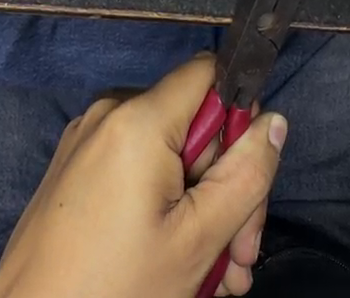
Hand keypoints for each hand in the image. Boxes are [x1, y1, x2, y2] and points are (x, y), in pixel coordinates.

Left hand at [0, 52, 288, 297]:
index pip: (210, 73)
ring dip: (201, 209)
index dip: (239, 116)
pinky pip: (137, 171)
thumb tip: (273, 121)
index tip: (248, 173)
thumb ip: (246, 175)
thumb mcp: (197, 239)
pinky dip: (163, 206)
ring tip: (215, 277)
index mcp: (137, 118)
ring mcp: (87, 142)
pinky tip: (179, 263)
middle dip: (225, 186)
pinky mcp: (75, 171)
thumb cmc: (114, 287)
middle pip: (194, 125)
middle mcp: (109, 114)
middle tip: (240, 257)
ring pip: (169, 156)